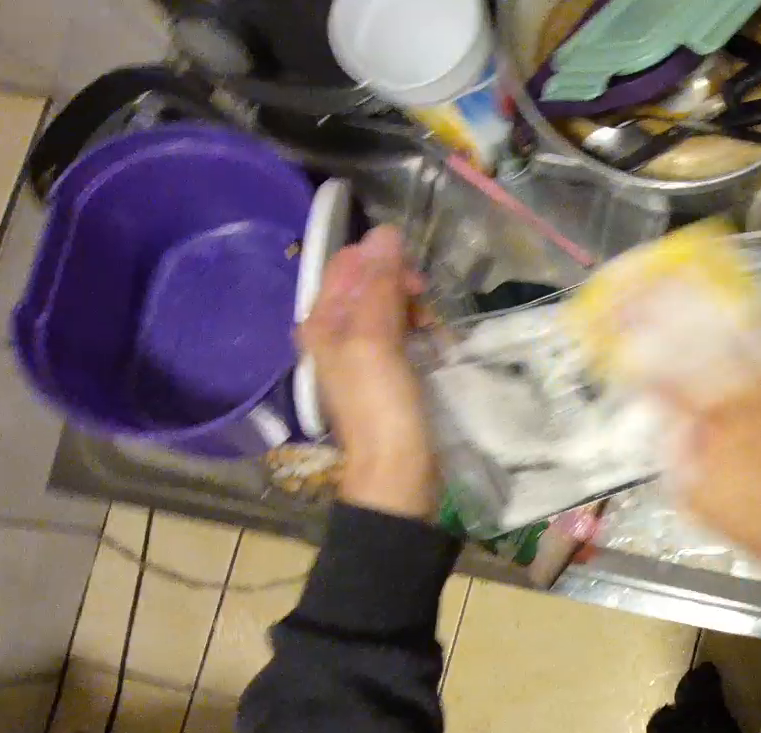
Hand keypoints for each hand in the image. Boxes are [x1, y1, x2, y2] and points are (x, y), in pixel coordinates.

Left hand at [297, 227, 438, 518]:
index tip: (417, 283)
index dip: (385, 262)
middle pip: (371, 284)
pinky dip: (423, 335)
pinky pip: (404, 336)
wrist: (398, 472)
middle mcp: (336, 332)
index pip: (349, 264)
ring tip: (438, 334)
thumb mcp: (376, 341)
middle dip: (405, 289)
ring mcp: (362, 355)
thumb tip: (387, 232)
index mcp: (322, 320)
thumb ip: (379, 287)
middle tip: (429, 312)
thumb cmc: (383, 407)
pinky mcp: (388, 374)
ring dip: (419, 313)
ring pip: (392, 309)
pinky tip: (438, 348)